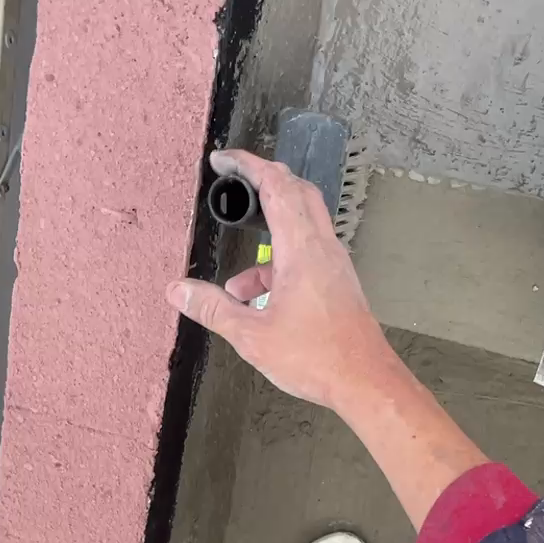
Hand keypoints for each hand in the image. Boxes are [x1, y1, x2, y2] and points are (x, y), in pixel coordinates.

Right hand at [166, 149, 397, 412]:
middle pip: (297, 194)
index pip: (276, 185)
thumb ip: (213, 309)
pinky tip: (261, 306)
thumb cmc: (316, 358)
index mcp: (302, 249)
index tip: (223, 159)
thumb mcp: (253, 336)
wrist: (367, 383)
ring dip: (267, 245)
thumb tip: (176, 290)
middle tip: (236, 187)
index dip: (247, 165)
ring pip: (301, 231)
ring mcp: (335, 267)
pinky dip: (280, 269)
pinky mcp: (339, 286)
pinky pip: (307, 260)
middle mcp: (323, 248)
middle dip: (264, 184)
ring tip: (234, 289)